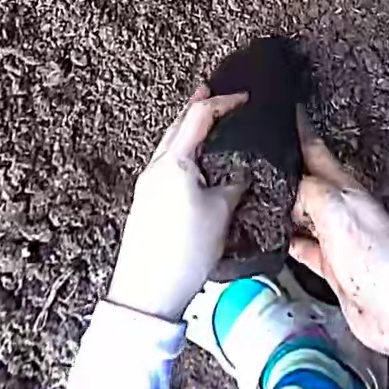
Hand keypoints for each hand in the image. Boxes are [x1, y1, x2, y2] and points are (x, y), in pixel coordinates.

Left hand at [105, 88, 249, 320]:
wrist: (145, 295)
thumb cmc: (183, 252)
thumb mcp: (221, 212)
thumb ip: (234, 183)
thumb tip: (239, 174)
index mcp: (175, 161)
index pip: (200, 115)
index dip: (224, 101)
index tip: (243, 98)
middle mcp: (157, 167)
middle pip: (178, 124)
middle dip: (197, 106)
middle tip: (212, 92)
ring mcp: (148, 185)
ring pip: (170, 143)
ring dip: (188, 128)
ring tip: (205, 123)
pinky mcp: (146, 202)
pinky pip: (166, 162)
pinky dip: (182, 150)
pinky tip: (194, 161)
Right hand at [288, 122, 388, 354]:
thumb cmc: (375, 255)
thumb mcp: (335, 210)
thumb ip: (307, 192)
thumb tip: (287, 191)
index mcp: (343, 187)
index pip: (316, 150)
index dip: (302, 130)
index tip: (290, 111)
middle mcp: (340, 208)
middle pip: (308, 180)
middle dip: (289, 166)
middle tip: (268, 154)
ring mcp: (337, 237)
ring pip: (304, 213)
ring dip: (286, 205)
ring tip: (265, 194)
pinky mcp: (333, 265)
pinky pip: (305, 246)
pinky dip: (289, 241)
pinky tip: (278, 240)